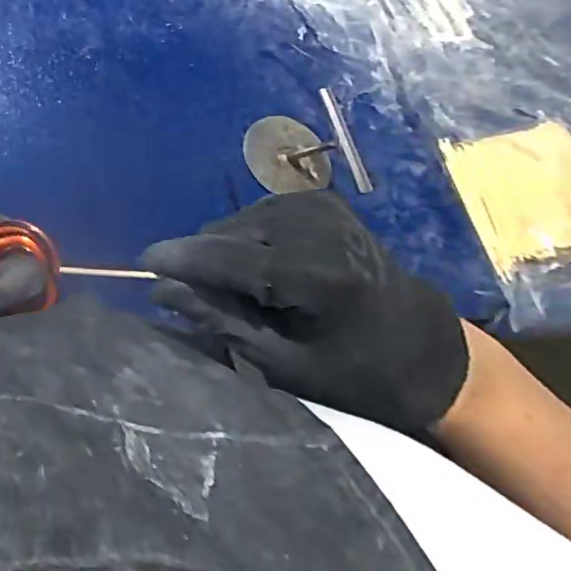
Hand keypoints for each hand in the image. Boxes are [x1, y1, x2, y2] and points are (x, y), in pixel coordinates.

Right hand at [140, 191, 468, 435]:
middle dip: (204, 266)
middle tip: (216, 302)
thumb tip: (160, 290)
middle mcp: (316, 226)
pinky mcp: (312, 199)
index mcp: (319, 274)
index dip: (177, 261)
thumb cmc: (358, 371)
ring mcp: (315, 206)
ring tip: (246, 290)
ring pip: (229, 227)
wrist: (428, 347)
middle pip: (221, 238)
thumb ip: (220, 321)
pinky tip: (262, 269)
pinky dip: (241, 243)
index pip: (224, 257)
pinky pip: (247, 220)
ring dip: (221, 255)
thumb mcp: (286, 364)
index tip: (142, 268)